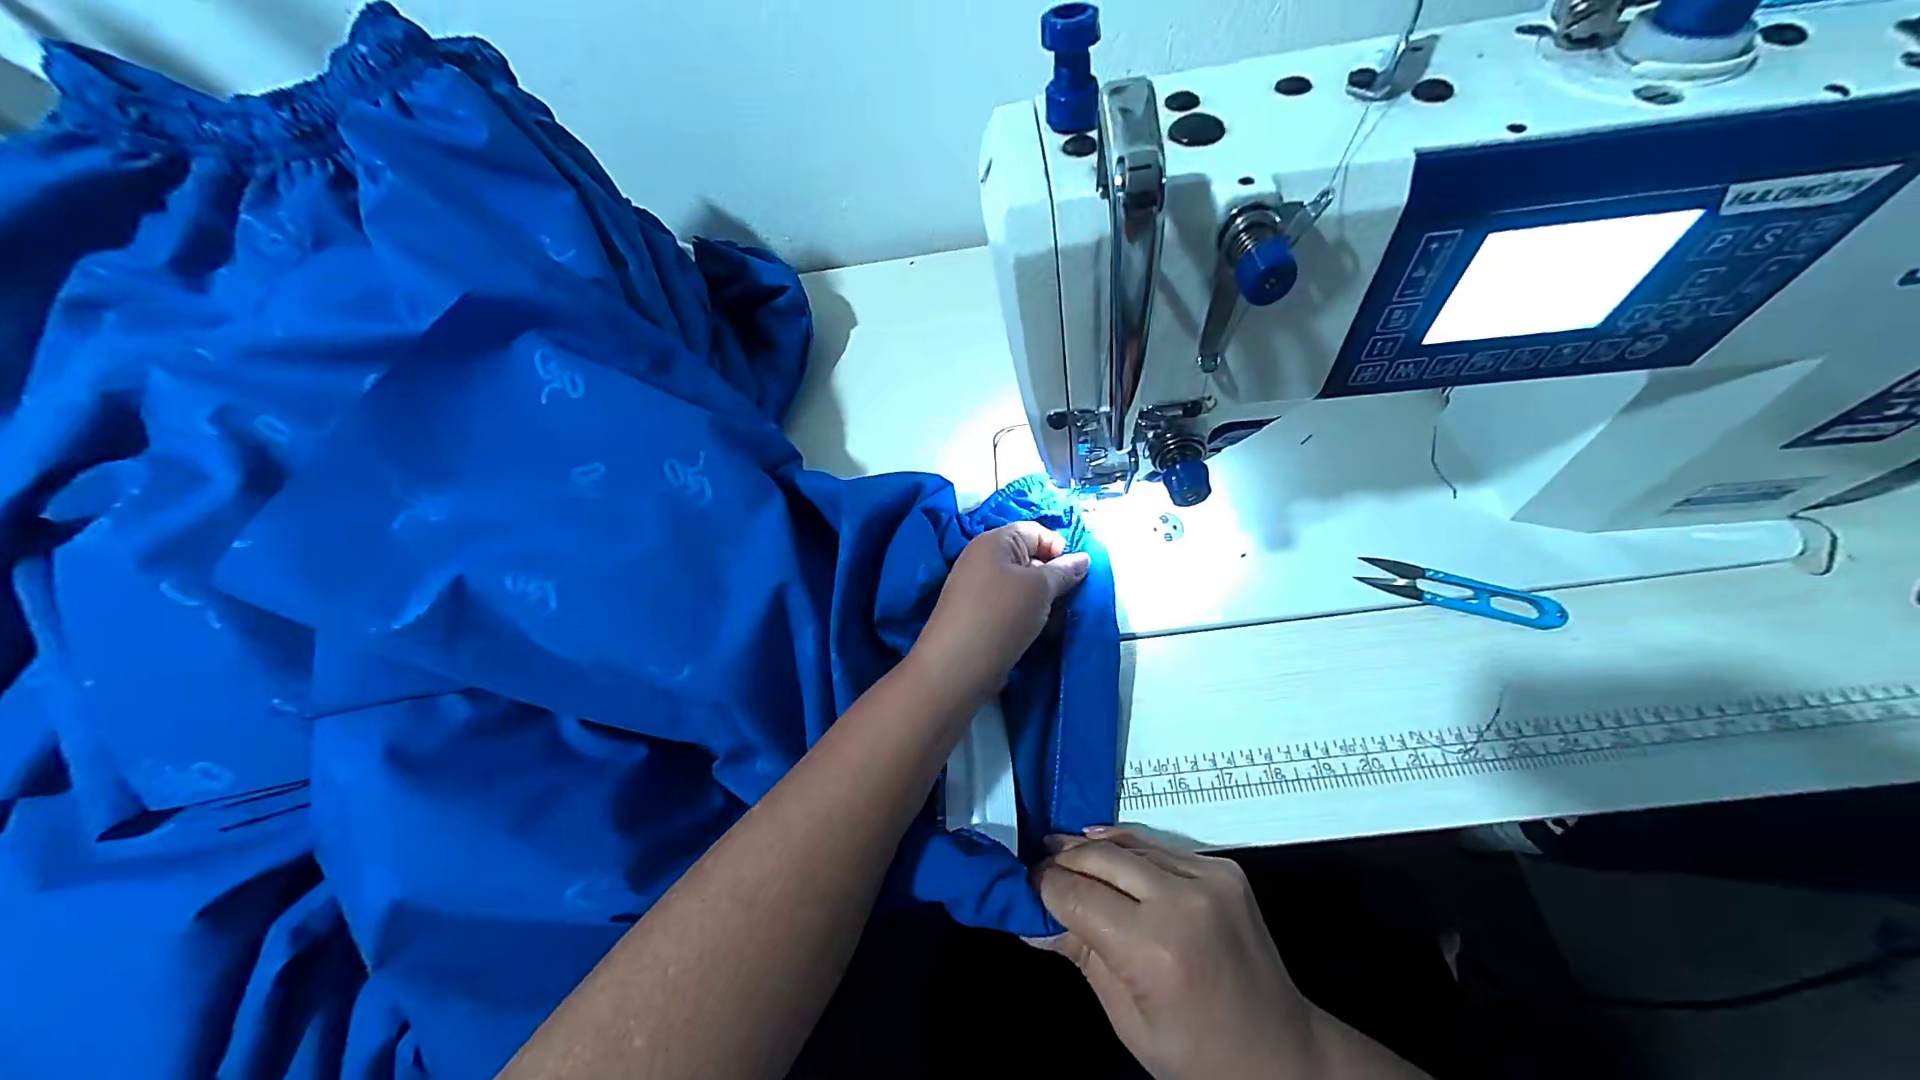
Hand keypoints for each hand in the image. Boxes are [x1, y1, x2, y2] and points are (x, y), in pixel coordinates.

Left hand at [904, 522, 1090, 706]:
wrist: (957, 665)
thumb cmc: (1001, 614)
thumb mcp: (1040, 588)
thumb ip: (1064, 572)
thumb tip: (1083, 559)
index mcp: (994, 542)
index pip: (1035, 531)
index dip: (1059, 548)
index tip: (1077, 574)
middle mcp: (982, 560)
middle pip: (1029, 559)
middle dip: (1054, 578)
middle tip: (1071, 601)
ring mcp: (977, 589)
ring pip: (1022, 587)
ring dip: (1044, 602)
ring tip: (1056, 622)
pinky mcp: (978, 616)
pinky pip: (1011, 608)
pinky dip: (1028, 617)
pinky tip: (1039, 634)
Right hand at [1032, 828, 1426, 1079]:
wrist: (1283, 1051)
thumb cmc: (1197, 1054)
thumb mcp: (1128, 1020)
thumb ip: (1080, 955)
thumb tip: (1028, 918)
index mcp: (1155, 948)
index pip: (1075, 895)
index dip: (1042, 886)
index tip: (1023, 885)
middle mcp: (1183, 899)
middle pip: (1098, 858)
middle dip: (1061, 860)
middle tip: (1036, 863)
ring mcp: (1210, 876)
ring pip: (1127, 843)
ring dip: (1090, 847)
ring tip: (1060, 847)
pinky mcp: (1224, 866)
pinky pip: (1158, 846)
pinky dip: (1127, 847)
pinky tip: (1105, 849)